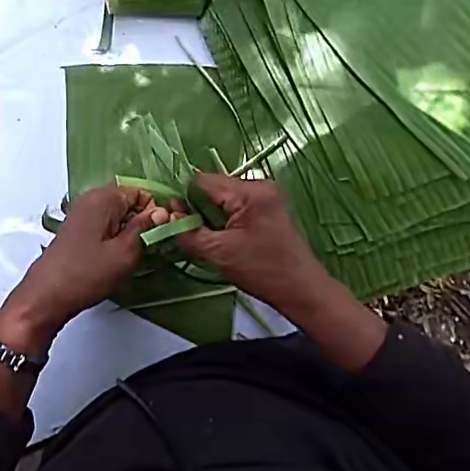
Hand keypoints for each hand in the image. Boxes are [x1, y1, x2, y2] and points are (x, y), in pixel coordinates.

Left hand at [0, 185, 168, 350]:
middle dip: (142, 221)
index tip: (161, 233)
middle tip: (148, 247)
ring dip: (129, 232)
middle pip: (128, 202)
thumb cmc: (85, 274)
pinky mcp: (77, 230)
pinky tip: (116, 257)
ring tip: (132, 255)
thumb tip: (162, 212)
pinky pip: (105, 225)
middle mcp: (90, 200)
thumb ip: (145, 228)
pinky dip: (115, 238)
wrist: (47, 295)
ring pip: (117, 216)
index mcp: (102, 198)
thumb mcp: (124, 253)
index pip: (141, 192)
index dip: (155, 211)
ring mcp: (82, 215)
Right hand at [178, 173, 385, 369]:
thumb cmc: (262, 270)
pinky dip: (223, 218)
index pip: (202, 181)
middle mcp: (259, 186)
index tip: (174, 217)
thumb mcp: (218, 252)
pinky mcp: (267, 208)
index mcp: (249, 192)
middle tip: (187, 231)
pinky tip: (221, 237)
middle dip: (197, 207)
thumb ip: (188, 232)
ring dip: (210, 214)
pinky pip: (235, 205)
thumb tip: (169, 217)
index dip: (184, 197)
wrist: (301, 289)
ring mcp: (266, 196)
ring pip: (223, 197)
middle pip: (213, 187)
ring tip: (205, 236)